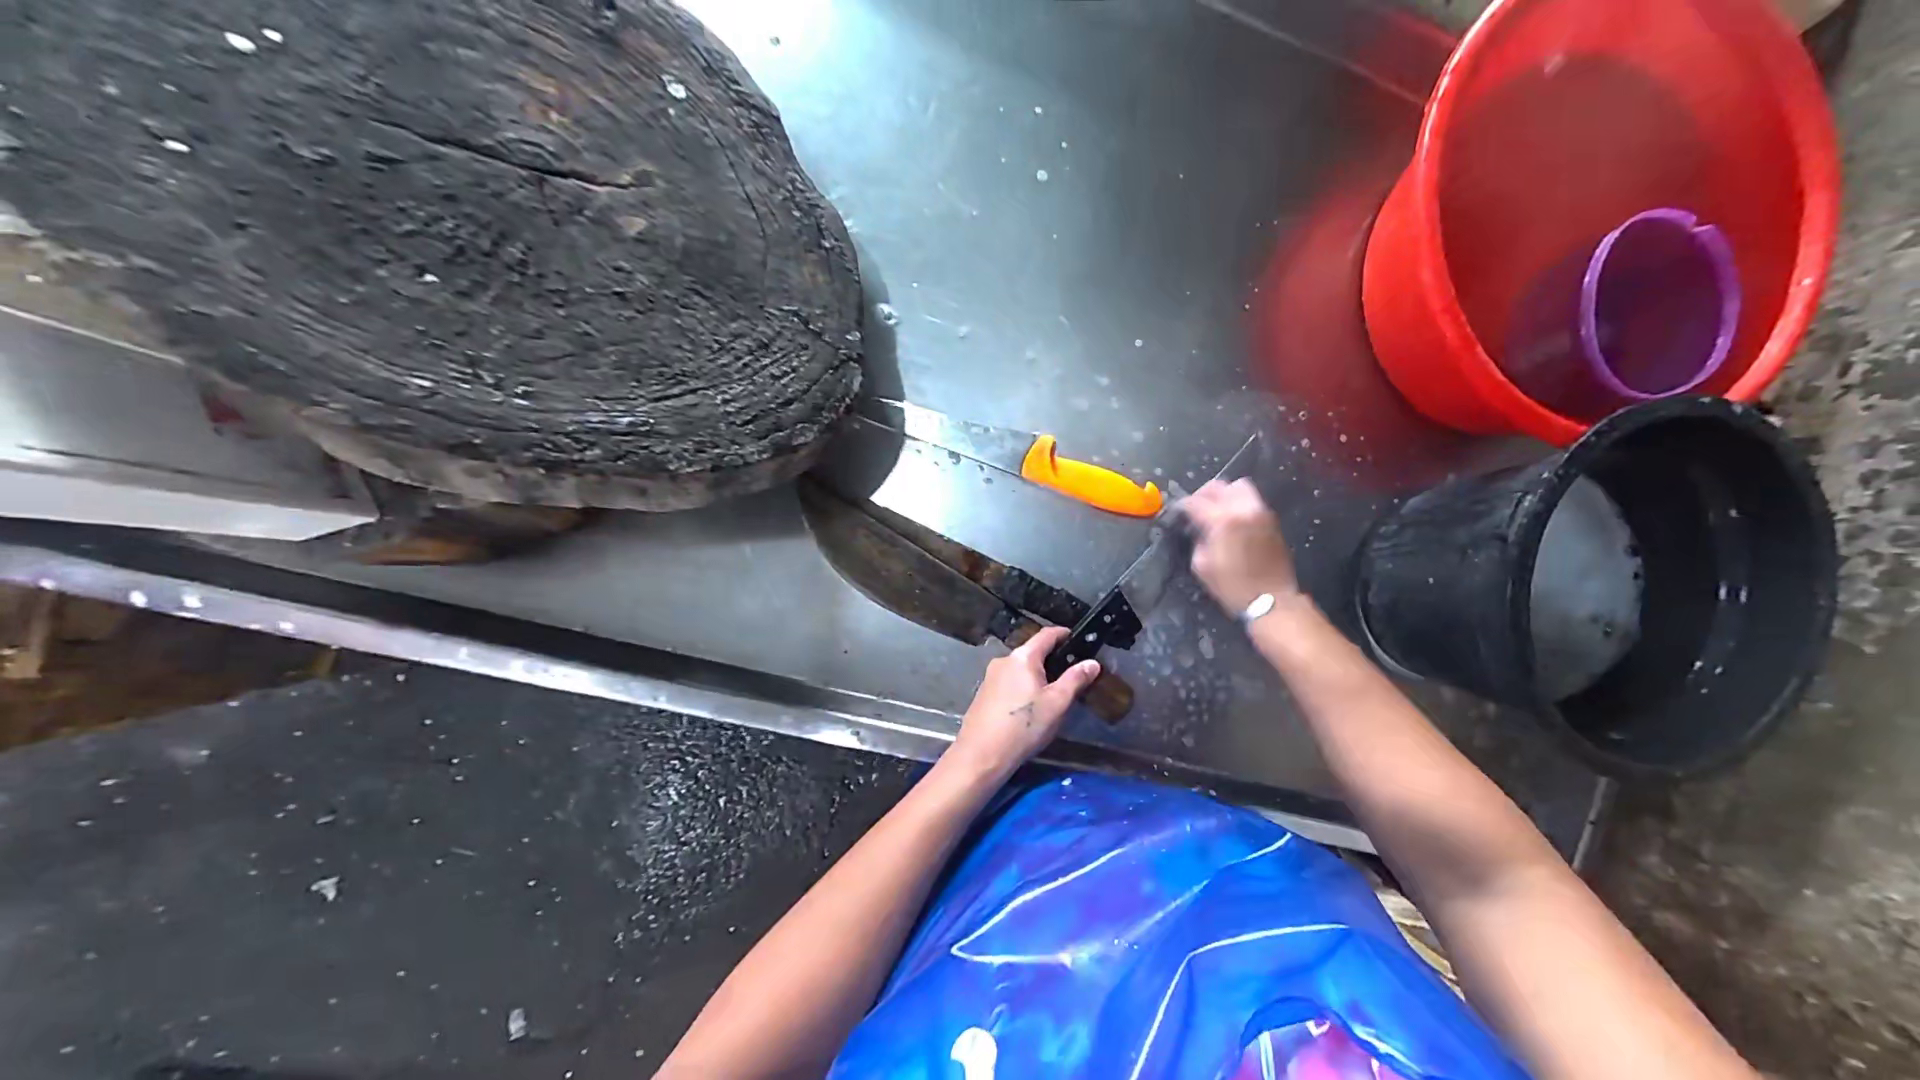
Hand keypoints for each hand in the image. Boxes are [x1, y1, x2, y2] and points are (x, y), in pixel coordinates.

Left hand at [949, 626, 1099, 779]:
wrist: (982, 754)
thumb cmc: (1024, 726)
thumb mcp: (1057, 703)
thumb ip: (1075, 680)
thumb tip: (1092, 662)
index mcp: (1023, 657)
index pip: (1046, 635)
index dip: (1063, 633)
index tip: (1076, 638)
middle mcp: (1004, 660)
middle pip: (1032, 652)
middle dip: (1051, 659)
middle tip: (1070, 673)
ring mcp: (990, 677)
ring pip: (1020, 669)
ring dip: (1036, 675)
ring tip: (1053, 693)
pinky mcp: (984, 693)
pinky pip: (1009, 682)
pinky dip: (1023, 686)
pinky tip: (1030, 706)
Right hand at [1179, 478, 1300, 613]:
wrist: (1271, 599)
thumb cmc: (1233, 586)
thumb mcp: (1202, 565)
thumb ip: (1199, 540)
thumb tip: (1201, 530)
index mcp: (1223, 521)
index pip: (1196, 502)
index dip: (1183, 505)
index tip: (1179, 511)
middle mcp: (1243, 510)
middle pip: (1221, 485)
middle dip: (1205, 493)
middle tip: (1197, 506)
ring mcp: (1261, 513)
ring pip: (1240, 488)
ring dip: (1225, 495)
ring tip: (1216, 510)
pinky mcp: (1272, 521)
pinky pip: (1252, 501)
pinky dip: (1239, 504)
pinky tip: (1233, 521)